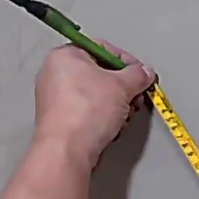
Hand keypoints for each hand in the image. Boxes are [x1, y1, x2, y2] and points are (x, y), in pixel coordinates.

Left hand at [32, 42, 155, 168]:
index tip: (140, 73)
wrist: (67, 150)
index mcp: (65, 55)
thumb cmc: (83, 113)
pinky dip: (103, 117)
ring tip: (122, 114)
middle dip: (123, 87)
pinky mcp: (60, 120)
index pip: (103, 48)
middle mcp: (55, 74)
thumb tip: (144, 73)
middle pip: (100, 73)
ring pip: (96, 95)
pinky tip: (111, 127)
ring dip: (116, 105)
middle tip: (133, 95)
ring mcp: (55, 98)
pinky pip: (88, 111)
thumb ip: (138, 75)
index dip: (127, 61)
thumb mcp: (122, 86)